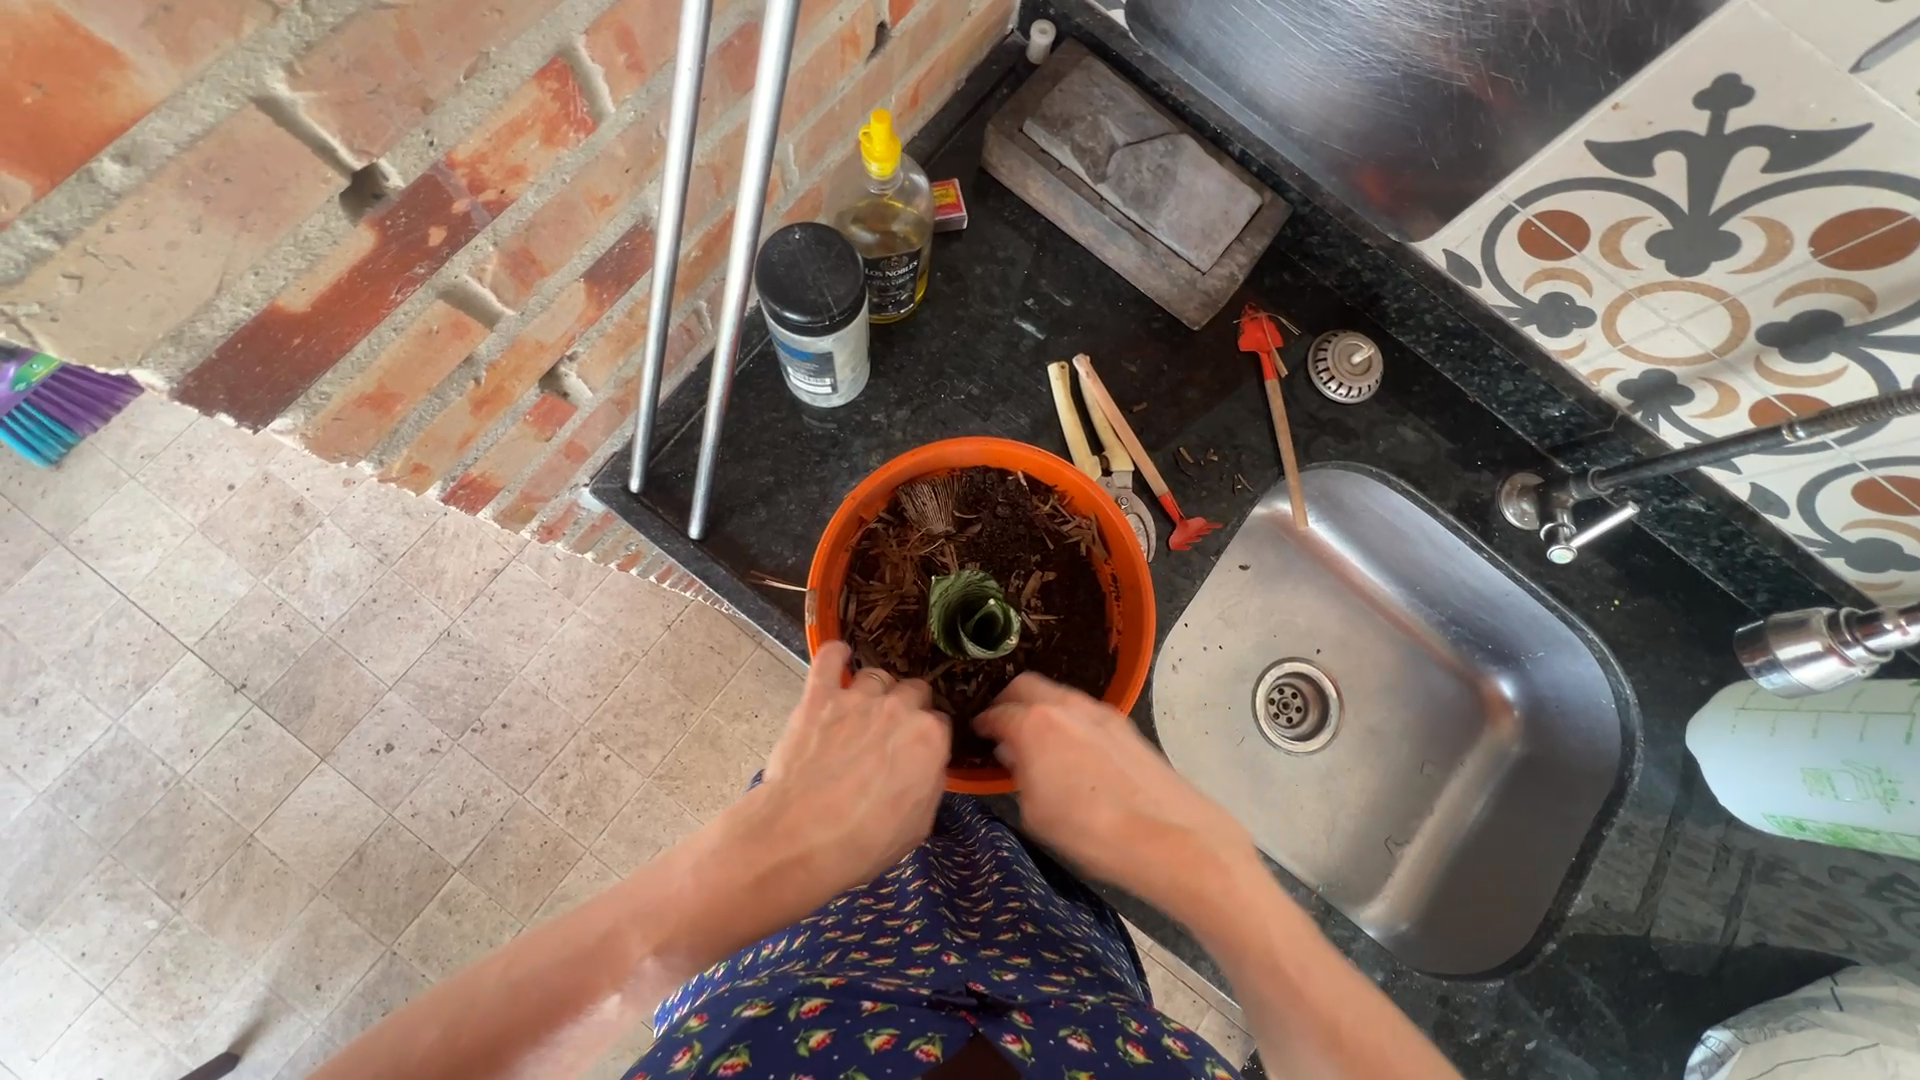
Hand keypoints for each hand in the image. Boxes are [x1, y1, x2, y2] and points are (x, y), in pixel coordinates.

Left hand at [749, 642, 949, 894]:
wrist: (801, 837)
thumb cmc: (864, 842)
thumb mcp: (918, 826)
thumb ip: (929, 785)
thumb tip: (926, 767)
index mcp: (930, 739)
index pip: (940, 724)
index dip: (928, 739)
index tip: (916, 753)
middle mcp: (899, 709)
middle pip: (914, 691)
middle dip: (908, 708)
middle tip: (890, 734)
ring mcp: (857, 698)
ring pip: (876, 676)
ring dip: (876, 690)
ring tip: (864, 708)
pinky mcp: (818, 697)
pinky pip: (829, 659)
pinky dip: (835, 655)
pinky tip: (840, 656)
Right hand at [975, 673, 1257, 913]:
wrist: (1172, 838)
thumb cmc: (1091, 832)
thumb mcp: (1036, 813)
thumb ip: (1017, 775)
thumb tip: (1013, 755)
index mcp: (1034, 724)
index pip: (995, 713)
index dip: (981, 725)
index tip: (977, 736)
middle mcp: (1065, 705)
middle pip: (1025, 685)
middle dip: (1008, 702)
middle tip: (1002, 730)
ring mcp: (1099, 711)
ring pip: (1057, 694)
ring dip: (1040, 708)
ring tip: (1038, 742)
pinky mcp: (1125, 725)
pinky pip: (1082, 711)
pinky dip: (1067, 719)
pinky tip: (1072, 751)